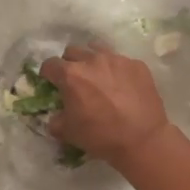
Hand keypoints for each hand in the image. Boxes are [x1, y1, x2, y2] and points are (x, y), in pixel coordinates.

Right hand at [39, 44, 174, 166]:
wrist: (142, 140)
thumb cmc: (100, 136)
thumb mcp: (68, 132)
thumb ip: (56, 120)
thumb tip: (55, 116)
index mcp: (71, 75)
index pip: (50, 65)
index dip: (47, 74)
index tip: (51, 82)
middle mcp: (92, 60)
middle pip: (73, 52)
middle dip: (69, 64)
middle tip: (75, 80)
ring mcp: (117, 60)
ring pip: (97, 49)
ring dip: (92, 60)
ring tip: (98, 77)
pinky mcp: (137, 65)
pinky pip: (121, 61)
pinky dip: (116, 70)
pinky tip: (122, 86)